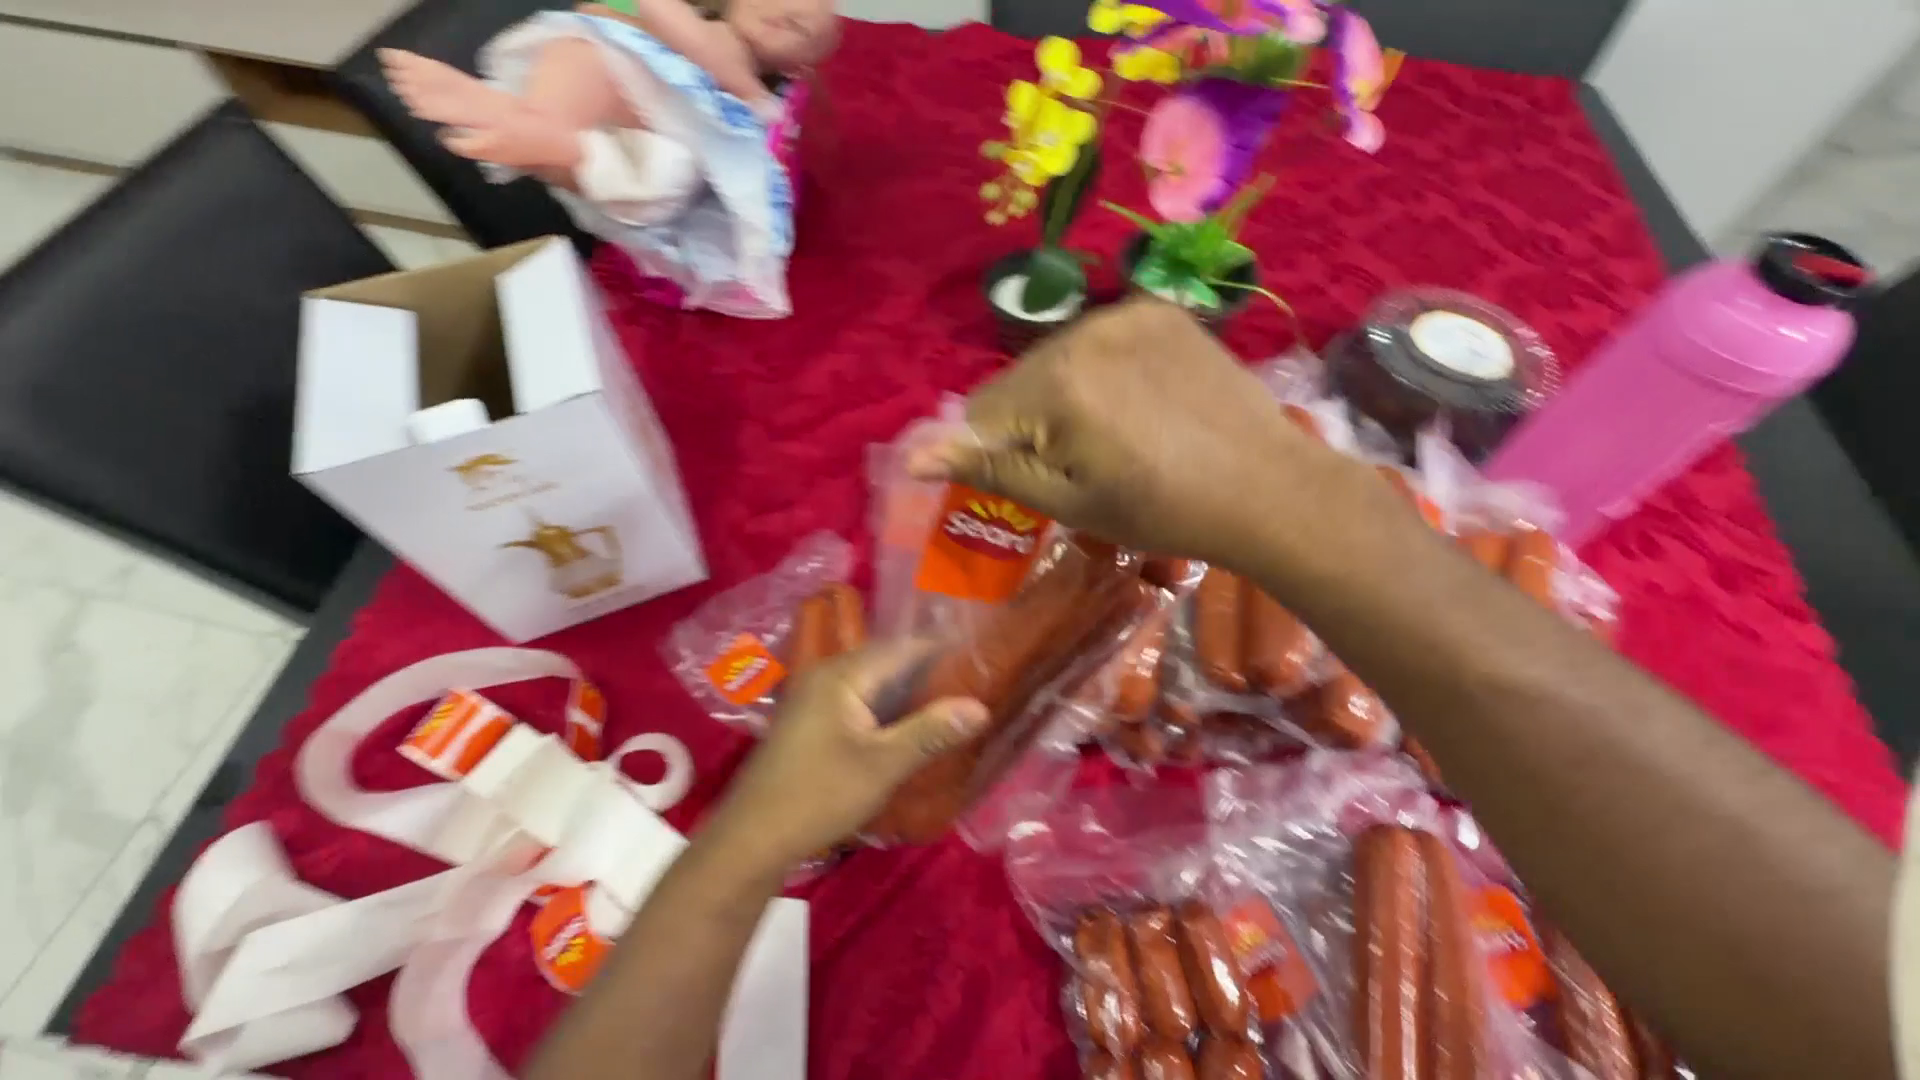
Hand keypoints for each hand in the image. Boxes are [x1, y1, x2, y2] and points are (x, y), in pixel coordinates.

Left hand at [704, 642, 988, 869]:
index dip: (943, 651)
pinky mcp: (812, 724)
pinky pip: (860, 704)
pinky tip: (912, 731)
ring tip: (953, 708)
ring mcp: (815, 700)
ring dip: (909, 696)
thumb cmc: (818, 794)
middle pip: (888, 663)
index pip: (903, 647)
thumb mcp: (882, 765)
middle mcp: (826, 676)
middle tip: (975, 687)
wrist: (751, 839)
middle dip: (929, 674)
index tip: (984, 661)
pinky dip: (888, 712)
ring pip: (874, 686)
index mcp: (841, 674)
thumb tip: (981, 706)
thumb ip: (931, 732)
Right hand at [913, 299, 1354, 568]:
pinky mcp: (1161, 311)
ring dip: (1063, 393)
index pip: (981, 412)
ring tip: (1113, 433)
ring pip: (1057, 357)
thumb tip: (912, 458)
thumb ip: (990, 470)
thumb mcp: (1069, 502)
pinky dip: (1101, 370)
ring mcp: (1127, 313)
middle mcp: (1084, 331)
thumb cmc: (1162, 511)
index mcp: (1056, 383)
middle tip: (1078, 463)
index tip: (1037, 480)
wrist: (1268, 488)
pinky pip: (1100, 340)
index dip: (995, 452)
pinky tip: (1138, 401)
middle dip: (1029, 421)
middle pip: (1019, 379)